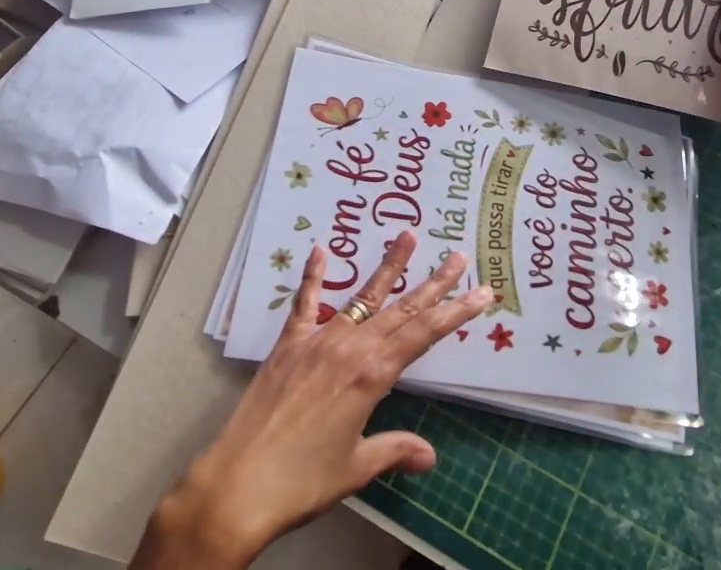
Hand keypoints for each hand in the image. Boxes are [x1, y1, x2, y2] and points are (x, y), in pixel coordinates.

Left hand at [142, 232, 490, 568]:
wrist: (238, 484)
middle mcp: (350, 349)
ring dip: (388, 267)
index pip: (425, 335)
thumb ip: (395, 451)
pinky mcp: (287, 346)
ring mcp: (317, 342)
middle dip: (434, 284)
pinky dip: (313, 277)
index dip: (456, 313)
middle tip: (459, 257)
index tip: (481, 292)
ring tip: (409, 236)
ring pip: (362, 298)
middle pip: (402, 310)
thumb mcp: (357, 467)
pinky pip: (304, 305)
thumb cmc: (303, 481)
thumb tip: (429, 456)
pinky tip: (320, 251)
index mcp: (373, 375)